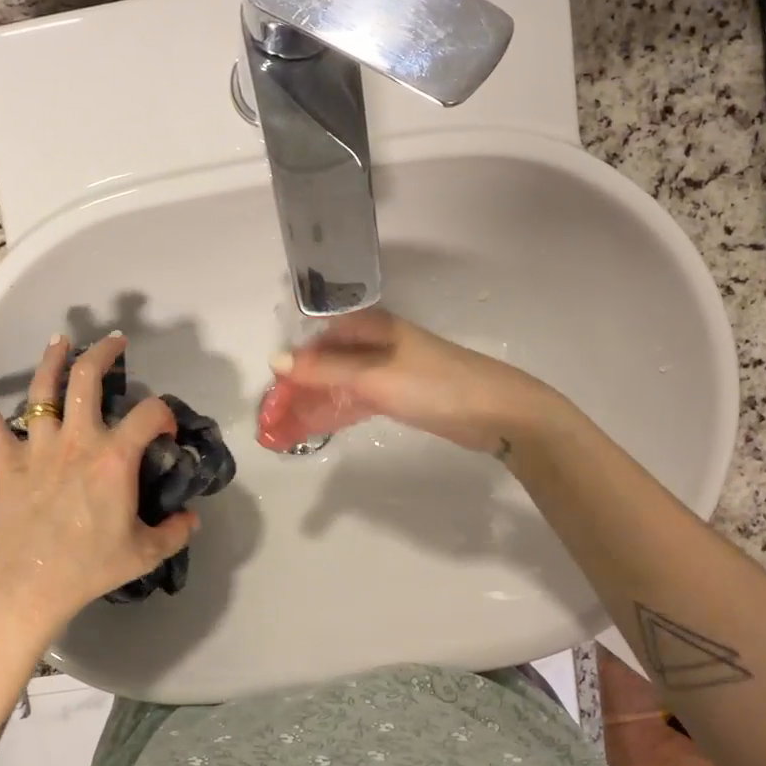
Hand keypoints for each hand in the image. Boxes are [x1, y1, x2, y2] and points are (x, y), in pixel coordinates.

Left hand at [0, 333, 200, 642]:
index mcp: (114, 458)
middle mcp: (76, 440)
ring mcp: (38, 448)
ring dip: (51, 361)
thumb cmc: (90, 567)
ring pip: (42, 390)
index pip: (150, 413)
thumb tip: (191, 518)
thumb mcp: (145, 553)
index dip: (164, 415)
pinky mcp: (8, 464)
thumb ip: (175, 532)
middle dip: (103, 352)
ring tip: (59, 342)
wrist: (30, 583)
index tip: (165, 431)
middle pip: (87, 380)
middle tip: (114, 342)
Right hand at [258, 308, 571, 455]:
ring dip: (308, 409)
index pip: (313, 346)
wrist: (498, 411)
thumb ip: (324, 370)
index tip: (267, 405)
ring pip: (334, 388)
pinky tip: (312, 430)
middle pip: (321, 368)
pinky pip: (353, 402)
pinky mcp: (397, 396)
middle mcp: (373, 346)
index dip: (287, 374)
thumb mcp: (373, 375)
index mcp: (368, 328)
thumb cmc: (434, 384)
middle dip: (292, 396)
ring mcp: (385, 372)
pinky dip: (332, 415)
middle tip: (268, 429)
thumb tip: (276, 361)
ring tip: (280, 437)